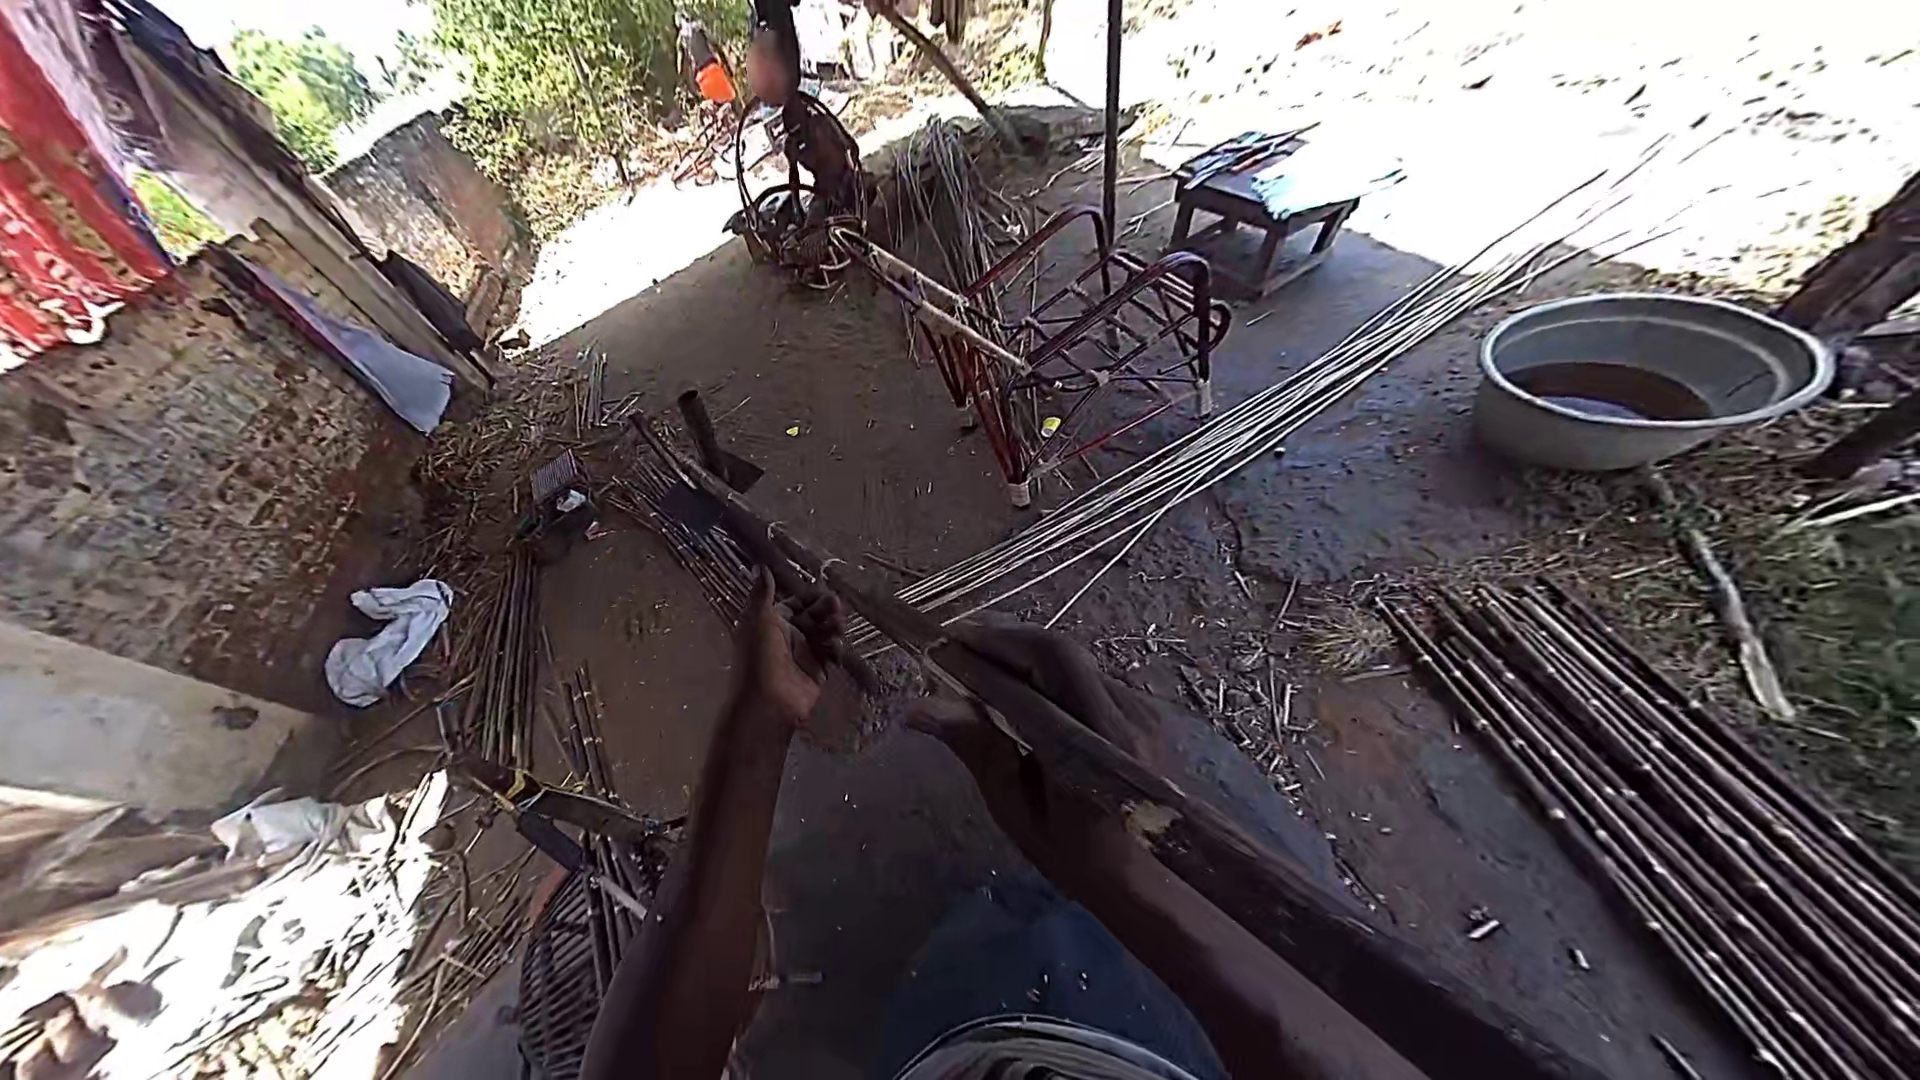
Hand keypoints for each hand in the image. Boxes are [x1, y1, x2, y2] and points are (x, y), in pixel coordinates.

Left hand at [733, 569, 842, 723]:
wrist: (768, 702)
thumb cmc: (760, 658)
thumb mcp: (758, 620)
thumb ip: (763, 592)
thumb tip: (760, 566)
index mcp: (771, 623)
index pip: (795, 604)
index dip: (810, 598)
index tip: (825, 593)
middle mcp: (788, 637)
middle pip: (813, 617)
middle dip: (826, 610)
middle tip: (837, 607)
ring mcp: (804, 655)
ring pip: (825, 633)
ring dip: (833, 627)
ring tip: (837, 627)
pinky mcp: (818, 671)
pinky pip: (832, 654)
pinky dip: (836, 648)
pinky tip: (835, 649)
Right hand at [907, 621, 1173, 886]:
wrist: (1152, 883)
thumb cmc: (1078, 859)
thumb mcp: (1017, 811)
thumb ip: (977, 749)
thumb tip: (919, 707)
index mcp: (1097, 744)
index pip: (1046, 666)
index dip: (995, 644)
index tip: (949, 640)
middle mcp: (1126, 714)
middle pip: (1060, 650)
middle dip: (1004, 640)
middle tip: (959, 647)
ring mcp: (1141, 707)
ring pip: (1073, 658)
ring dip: (1024, 653)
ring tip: (981, 663)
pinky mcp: (1143, 708)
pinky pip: (1085, 674)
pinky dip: (1045, 670)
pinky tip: (1020, 684)